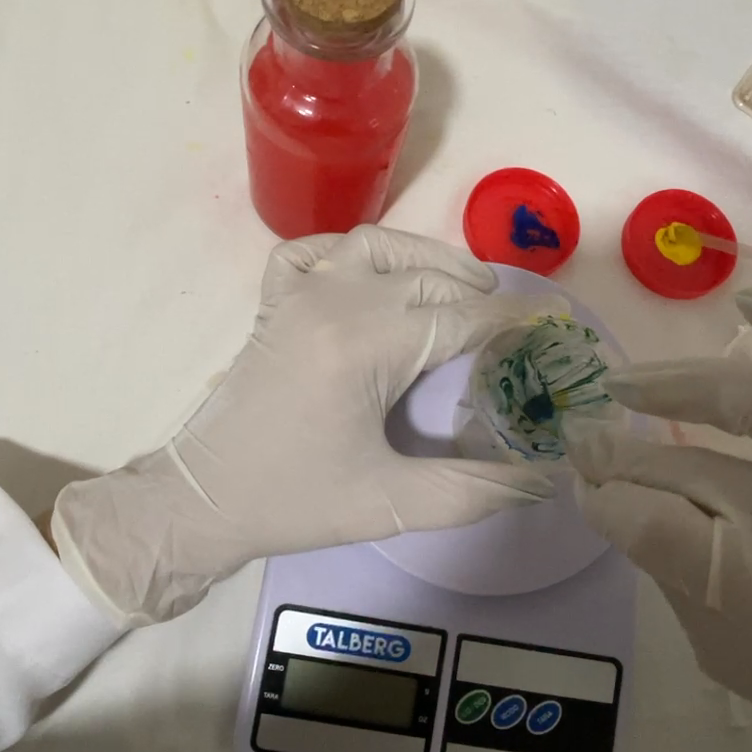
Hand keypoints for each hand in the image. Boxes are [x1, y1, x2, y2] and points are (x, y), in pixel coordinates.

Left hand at [52, 225, 562, 625]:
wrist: (205, 501)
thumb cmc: (295, 502)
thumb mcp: (390, 505)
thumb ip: (474, 490)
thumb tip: (542, 480)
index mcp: (366, 344)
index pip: (460, 318)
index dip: (510, 325)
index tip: (546, 333)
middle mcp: (334, 301)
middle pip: (427, 277)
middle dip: (476, 297)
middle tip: (507, 330)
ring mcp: (297, 295)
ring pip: (377, 246)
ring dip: (425, 260)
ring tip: (459, 290)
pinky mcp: (272, 304)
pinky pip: (313, 251)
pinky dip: (349, 251)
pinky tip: (370, 276)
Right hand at [569, 289, 751, 751]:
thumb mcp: (728, 652)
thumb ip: (669, 572)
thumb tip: (611, 497)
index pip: (649, 527)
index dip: (607, 502)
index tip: (583, 489)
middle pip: (694, 469)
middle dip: (622, 455)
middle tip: (584, 439)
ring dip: (689, 388)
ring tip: (634, 383)